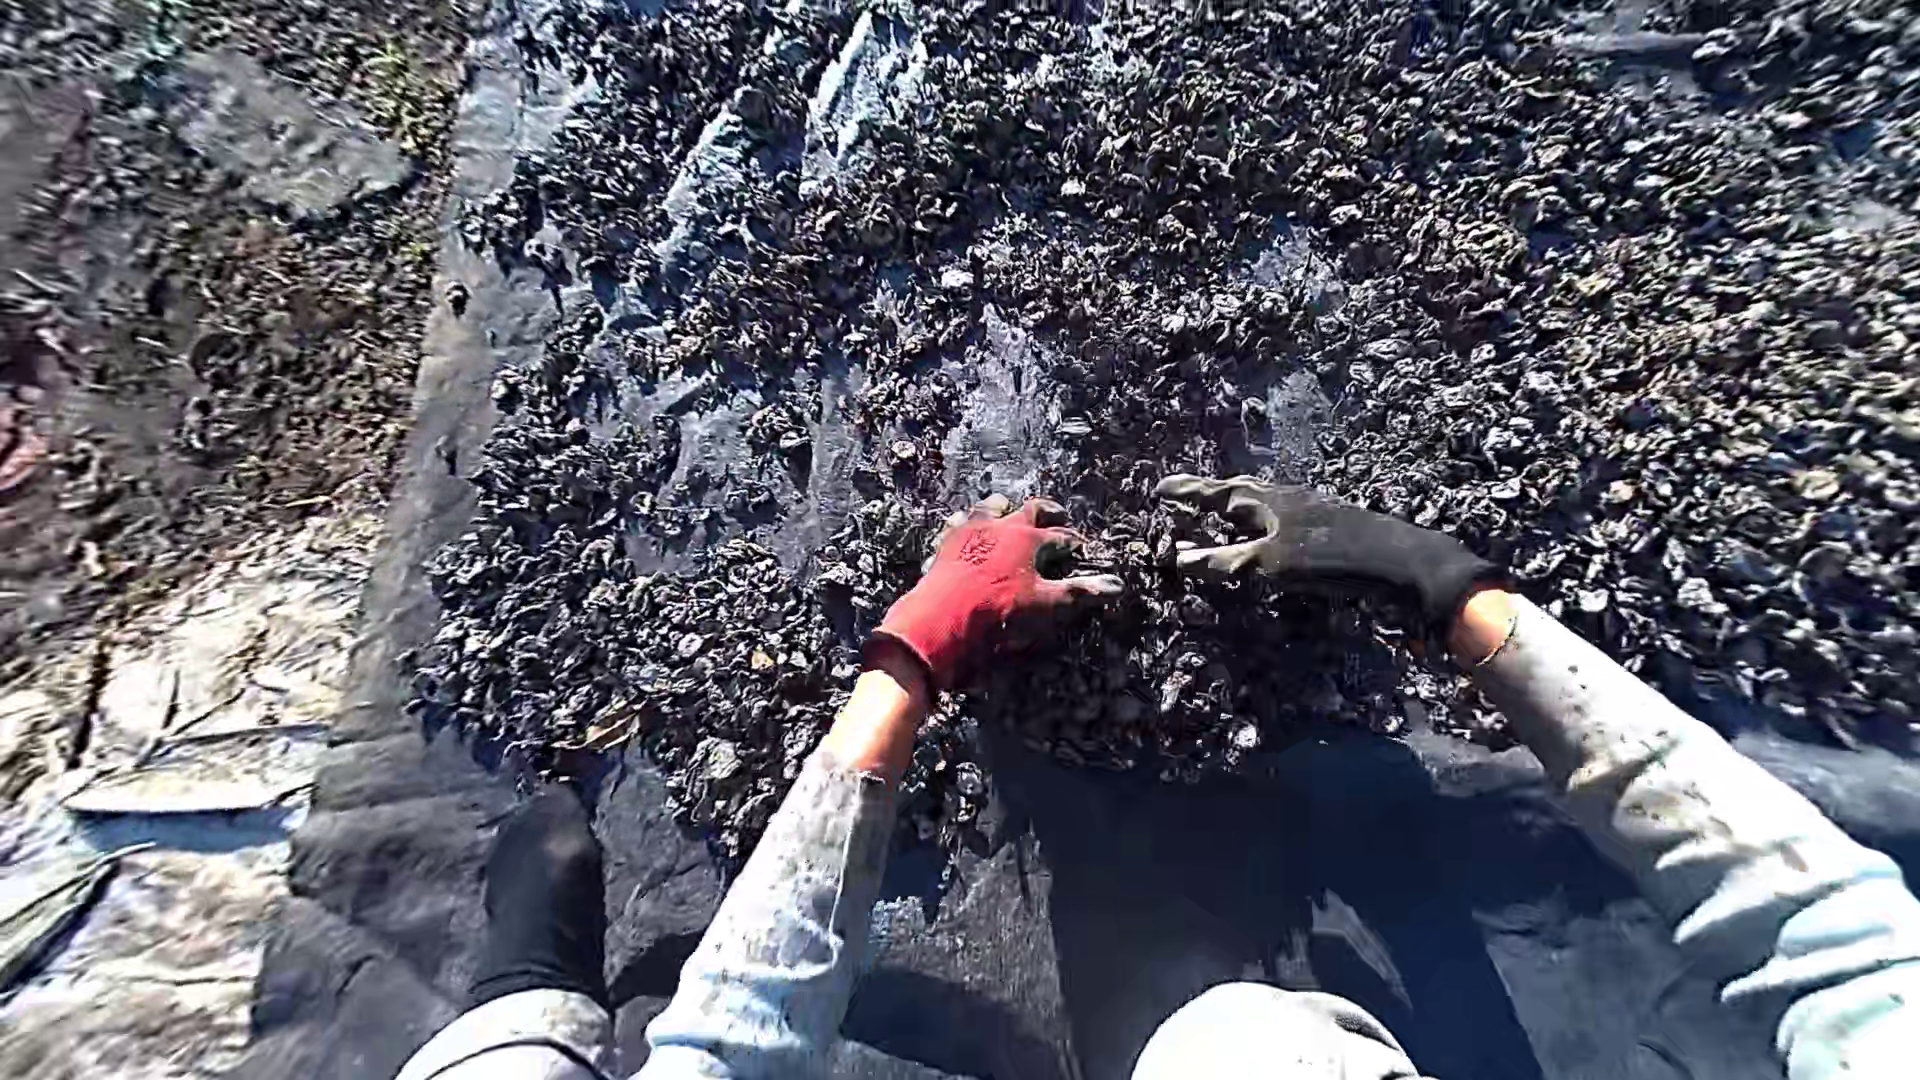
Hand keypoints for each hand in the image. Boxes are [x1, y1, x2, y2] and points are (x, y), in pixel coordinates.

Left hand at [870, 494, 1123, 689]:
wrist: (941, 620)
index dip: (1076, 543)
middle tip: (1059, 514)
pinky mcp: (948, 540)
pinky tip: (969, 525)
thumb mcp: (1044, 606)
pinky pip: (961, 520)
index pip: (1062, 536)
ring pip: (994, 506)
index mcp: (1029, 538)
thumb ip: (1078, 593)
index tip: (1084, 549)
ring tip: (1013, 510)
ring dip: (1007, 507)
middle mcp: (1002, 525)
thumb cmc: (998, 612)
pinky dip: (970, 521)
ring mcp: (972, 529)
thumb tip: (1116, 585)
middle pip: (1032, 509)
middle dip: (1049, 512)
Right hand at [1154, 475, 1502, 633]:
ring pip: (1258, 499)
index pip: (1213, 492)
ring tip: (1218, 513)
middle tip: (1187, 497)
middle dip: (1209, 493)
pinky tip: (1262, 532)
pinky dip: (1256, 519)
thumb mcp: (1268, 564)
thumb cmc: (1329, 557)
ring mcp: (1304, 505)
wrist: (1403, 560)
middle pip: (1236, 489)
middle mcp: (1281, 495)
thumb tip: (1178, 559)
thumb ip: (1224, 561)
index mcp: (1264, 500)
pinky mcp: (1321, 520)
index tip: (1159, 488)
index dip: (1185, 492)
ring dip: (1234, 505)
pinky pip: (1275, 512)